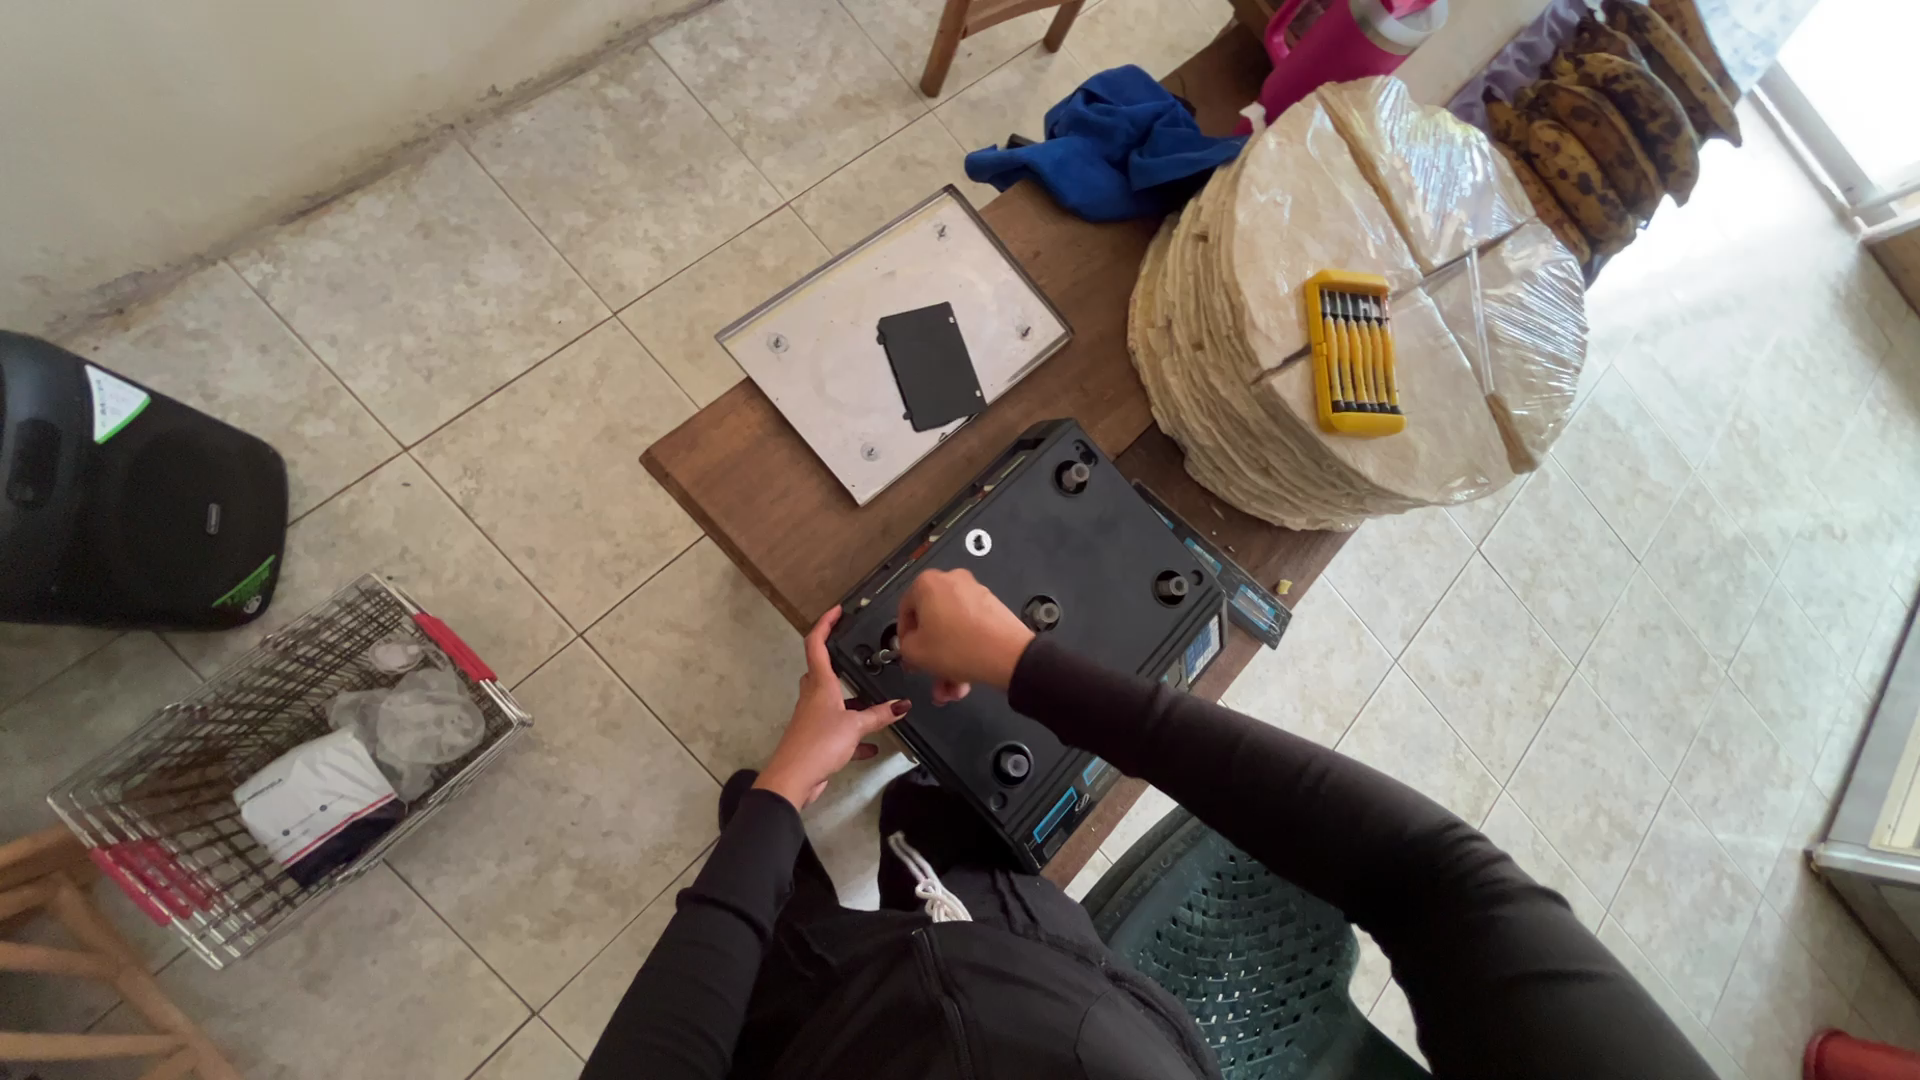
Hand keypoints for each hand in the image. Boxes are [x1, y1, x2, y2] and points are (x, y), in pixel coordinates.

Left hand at [754, 606, 906, 809]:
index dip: (825, 624)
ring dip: (851, 702)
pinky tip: (871, 746)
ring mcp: (812, 719)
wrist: (792, 780)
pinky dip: (853, 735)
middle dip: (837, 662)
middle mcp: (813, 697)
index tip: (837, 611)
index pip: (816, 644)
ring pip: (831, 701)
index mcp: (820, 684)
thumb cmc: (820, 743)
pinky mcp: (815, 740)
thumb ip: (879, 715)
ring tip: (875, 704)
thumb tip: (902, 705)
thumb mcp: (855, 726)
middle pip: (821, 671)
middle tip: (858, 657)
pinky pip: (837, 730)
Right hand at [897, 569, 1034, 704]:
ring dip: (946, 660)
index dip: (903, 638)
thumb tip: (909, 645)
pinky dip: (964, 651)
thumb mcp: (914, 653)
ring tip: (949, 685)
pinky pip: (969, 629)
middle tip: (928, 671)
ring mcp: (974, 593)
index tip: (907, 654)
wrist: (1006, 655)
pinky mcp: (991, 606)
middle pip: (931, 623)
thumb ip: (904, 646)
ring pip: (951, 630)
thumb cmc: (960, 647)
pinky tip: (964, 677)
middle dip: (929, 654)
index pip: (904, 611)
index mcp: (927, 583)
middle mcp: (951, 581)